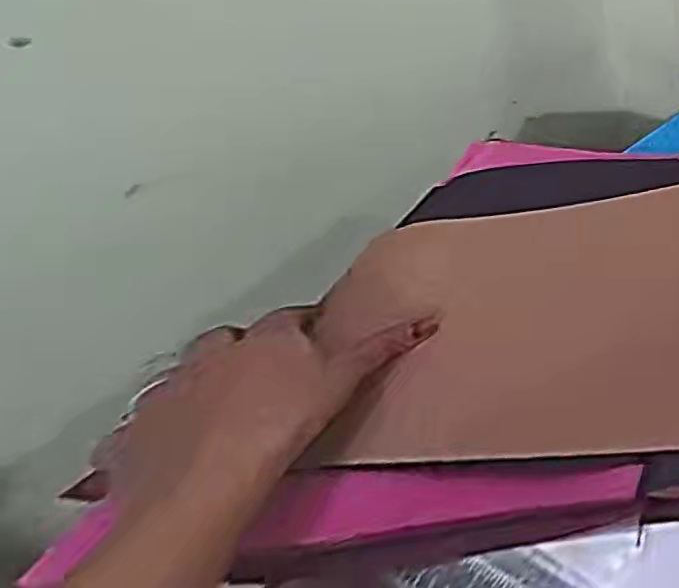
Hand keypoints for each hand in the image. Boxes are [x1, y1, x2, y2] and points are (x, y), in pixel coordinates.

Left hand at [101, 306, 436, 514]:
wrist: (208, 481)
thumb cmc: (281, 423)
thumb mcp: (347, 378)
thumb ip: (385, 345)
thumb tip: (427, 320)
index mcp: (267, 337)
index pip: (288, 316)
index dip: (302, 324)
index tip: (314, 336)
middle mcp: (213, 356)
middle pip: (225, 339)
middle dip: (240, 347)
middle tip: (262, 366)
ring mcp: (167, 393)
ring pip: (180, 376)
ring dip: (195, 382)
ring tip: (216, 402)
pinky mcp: (132, 435)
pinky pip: (138, 424)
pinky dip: (153, 426)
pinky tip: (169, 438)